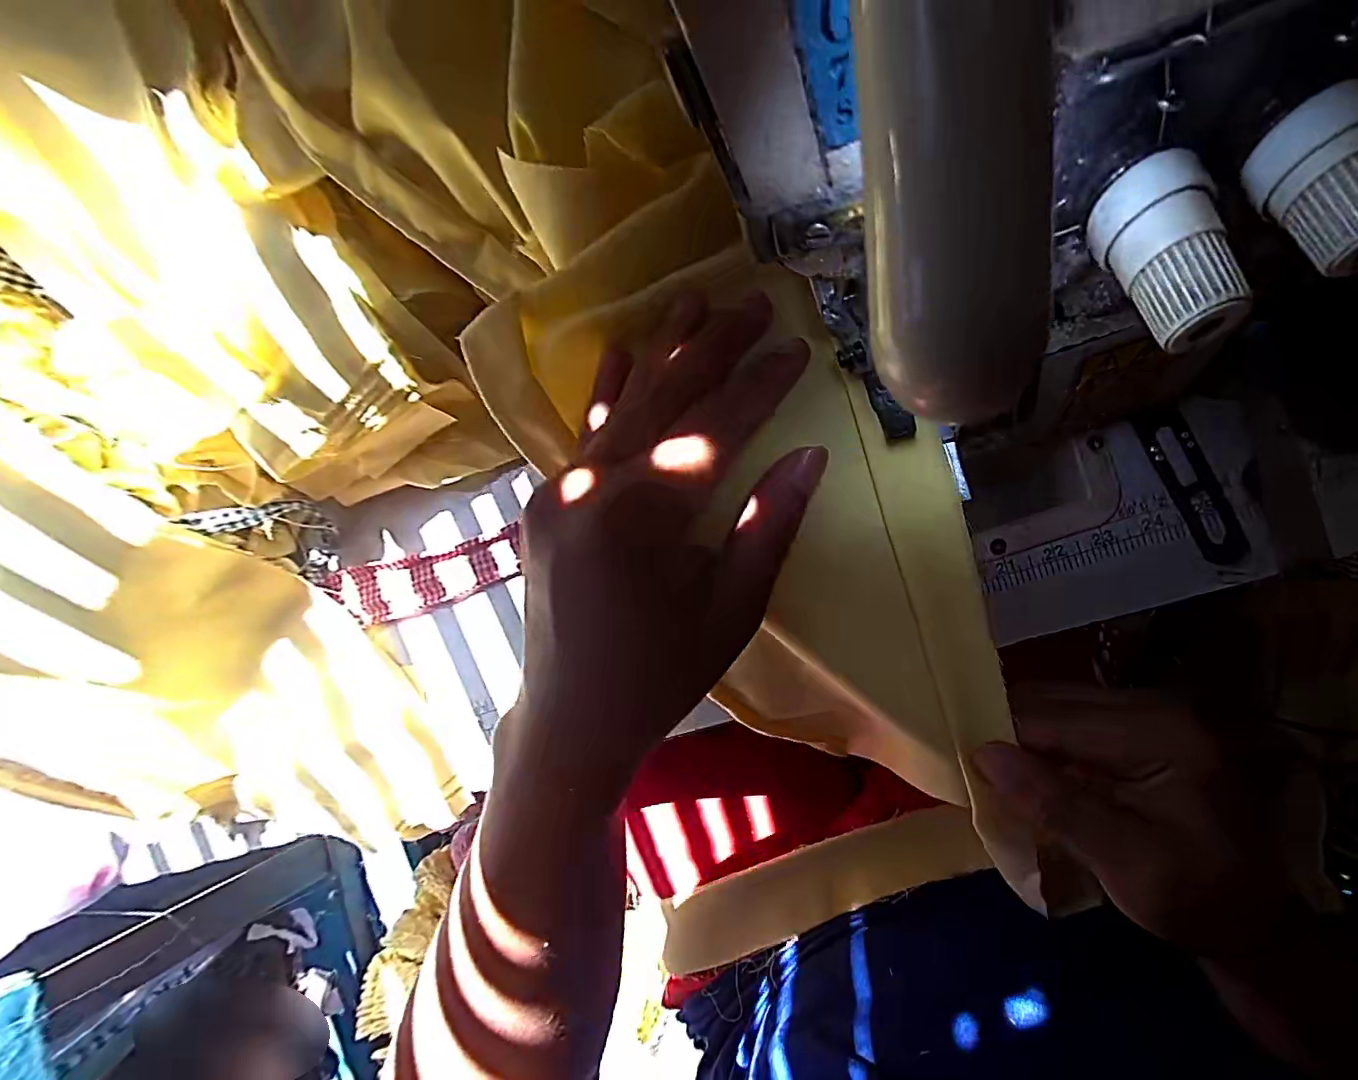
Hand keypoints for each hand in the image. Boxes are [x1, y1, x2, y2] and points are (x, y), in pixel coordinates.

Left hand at [514, 289, 823, 797]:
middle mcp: (594, 485)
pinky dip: (608, 389)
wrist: (570, 720)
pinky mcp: (548, 501)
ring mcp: (561, 489)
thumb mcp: (733, 610)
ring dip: (665, 351)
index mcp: (646, 515)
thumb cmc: (662, 674)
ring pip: (624, 403)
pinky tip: (624, 348)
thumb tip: (809, 454)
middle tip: (753, 302)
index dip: (760, 385)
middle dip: (715, 347)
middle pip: (667, 397)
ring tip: (695, 301)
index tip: (795, 348)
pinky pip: (583, 431)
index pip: (716, 427)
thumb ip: (768, 526)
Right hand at [975, 684, 1291, 958]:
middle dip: (1011, 726)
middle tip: (966, 753)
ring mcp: (1155, 715)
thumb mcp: (1122, 861)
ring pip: (1065, 705)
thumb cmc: (1195, 900)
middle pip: (1060, 701)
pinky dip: (1049, 741)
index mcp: (1161, 733)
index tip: (958, 750)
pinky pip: (1080, 722)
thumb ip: (1055, 803)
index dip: (1004, 732)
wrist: (1254, 924)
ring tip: (990, 760)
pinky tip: (1028, 766)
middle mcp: (1158, 707)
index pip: (1060, 719)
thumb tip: (985, 754)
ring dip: (1027, 732)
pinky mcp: (1147, 730)